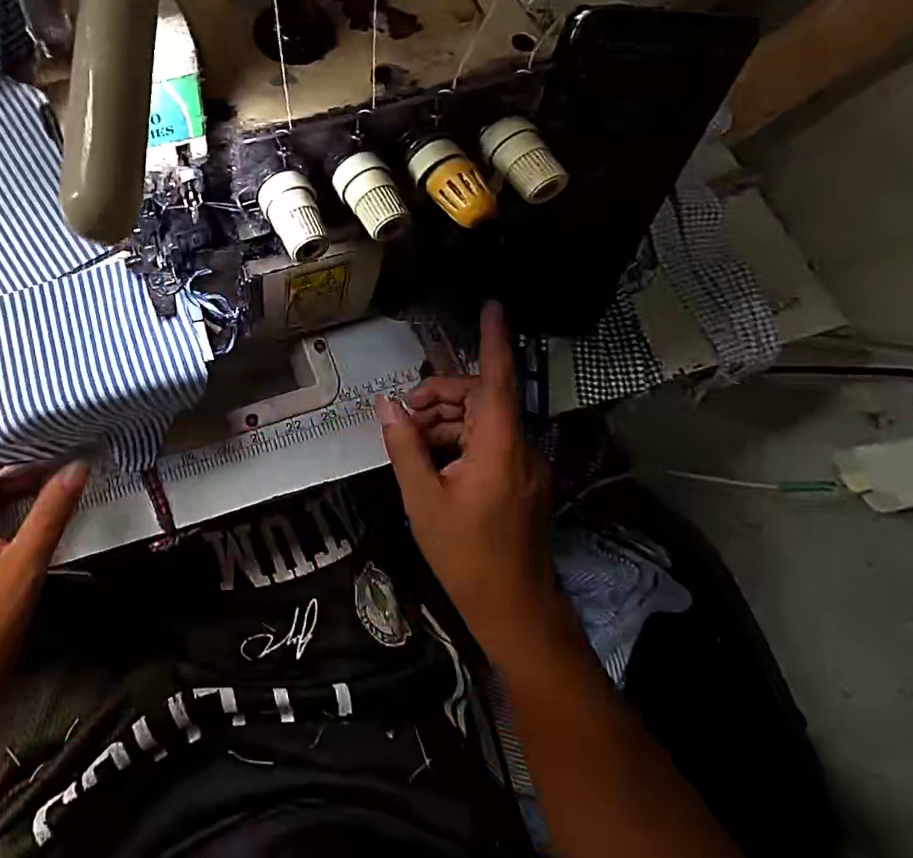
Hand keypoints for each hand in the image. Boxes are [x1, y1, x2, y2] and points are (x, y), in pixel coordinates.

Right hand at [375, 301, 552, 653]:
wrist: (514, 607)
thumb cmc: (464, 554)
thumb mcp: (422, 498)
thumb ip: (405, 446)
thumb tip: (387, 405)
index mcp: (499, 447)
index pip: (497, 380)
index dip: (494, 340)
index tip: (493, 305)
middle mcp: (520, 448)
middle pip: (482, 399)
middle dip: (441, 394)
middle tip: (403, 412)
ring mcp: (525, 466)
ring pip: (484, 421)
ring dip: (447, 420)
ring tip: (411, 439)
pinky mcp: (522, 481)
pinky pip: (490, 443)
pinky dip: (460, 440)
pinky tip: (432, 459)